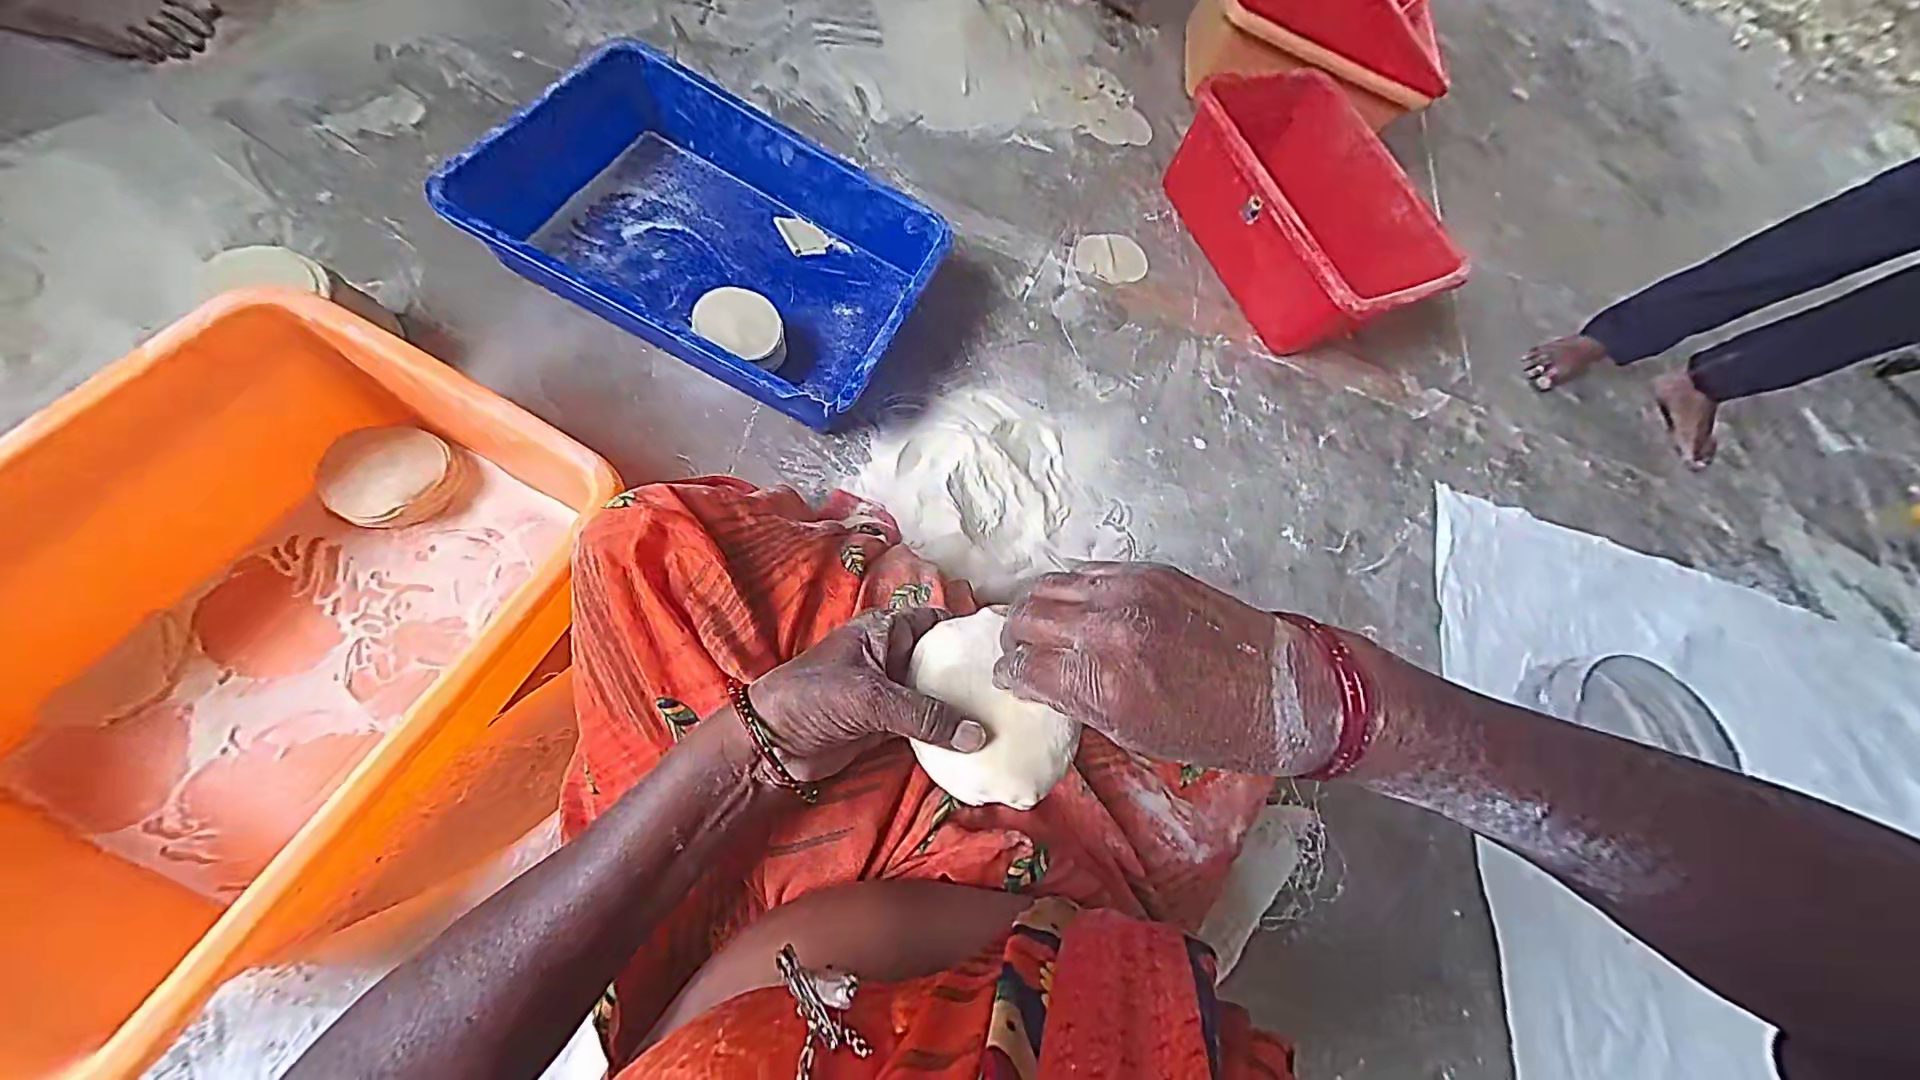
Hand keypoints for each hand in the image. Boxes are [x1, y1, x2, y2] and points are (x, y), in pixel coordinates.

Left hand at [749, 607, 987, 781]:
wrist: (771, 744)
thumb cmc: (813, 698)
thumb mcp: (870, 698)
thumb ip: (924, 714)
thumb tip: (978, 735)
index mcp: (886, 630)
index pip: (937, 621)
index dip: (968, 630)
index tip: (1005, 645)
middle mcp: (894, 655)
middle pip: (943, 660)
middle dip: (972, 672)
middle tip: (1013, 686)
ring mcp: (893, 691)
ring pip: (938, 693)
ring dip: (962, 705)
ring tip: (1005, 713)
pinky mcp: (890, 723)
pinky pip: (928, 723)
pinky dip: (948, 731)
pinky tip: (977, 739)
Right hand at [993, 563, 1340, 776]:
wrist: (1284, 688)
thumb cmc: (1215, 729)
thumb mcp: (1135, 733)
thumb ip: (1077, 700)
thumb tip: (1039, 679)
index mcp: (1103, 683)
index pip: (1024, 665)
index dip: (1009, 673)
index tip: (1010, 676)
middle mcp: (1108, 629)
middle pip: (1025, 617)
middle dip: (1014, 638)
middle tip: (1021, 652)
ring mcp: (1128, 592)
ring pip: (1047, 586)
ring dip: (1035, 608)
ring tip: (1042, 626)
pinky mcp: (1148, 571)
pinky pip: (1085, 573)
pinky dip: (1070, 591)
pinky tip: (1078, 609)